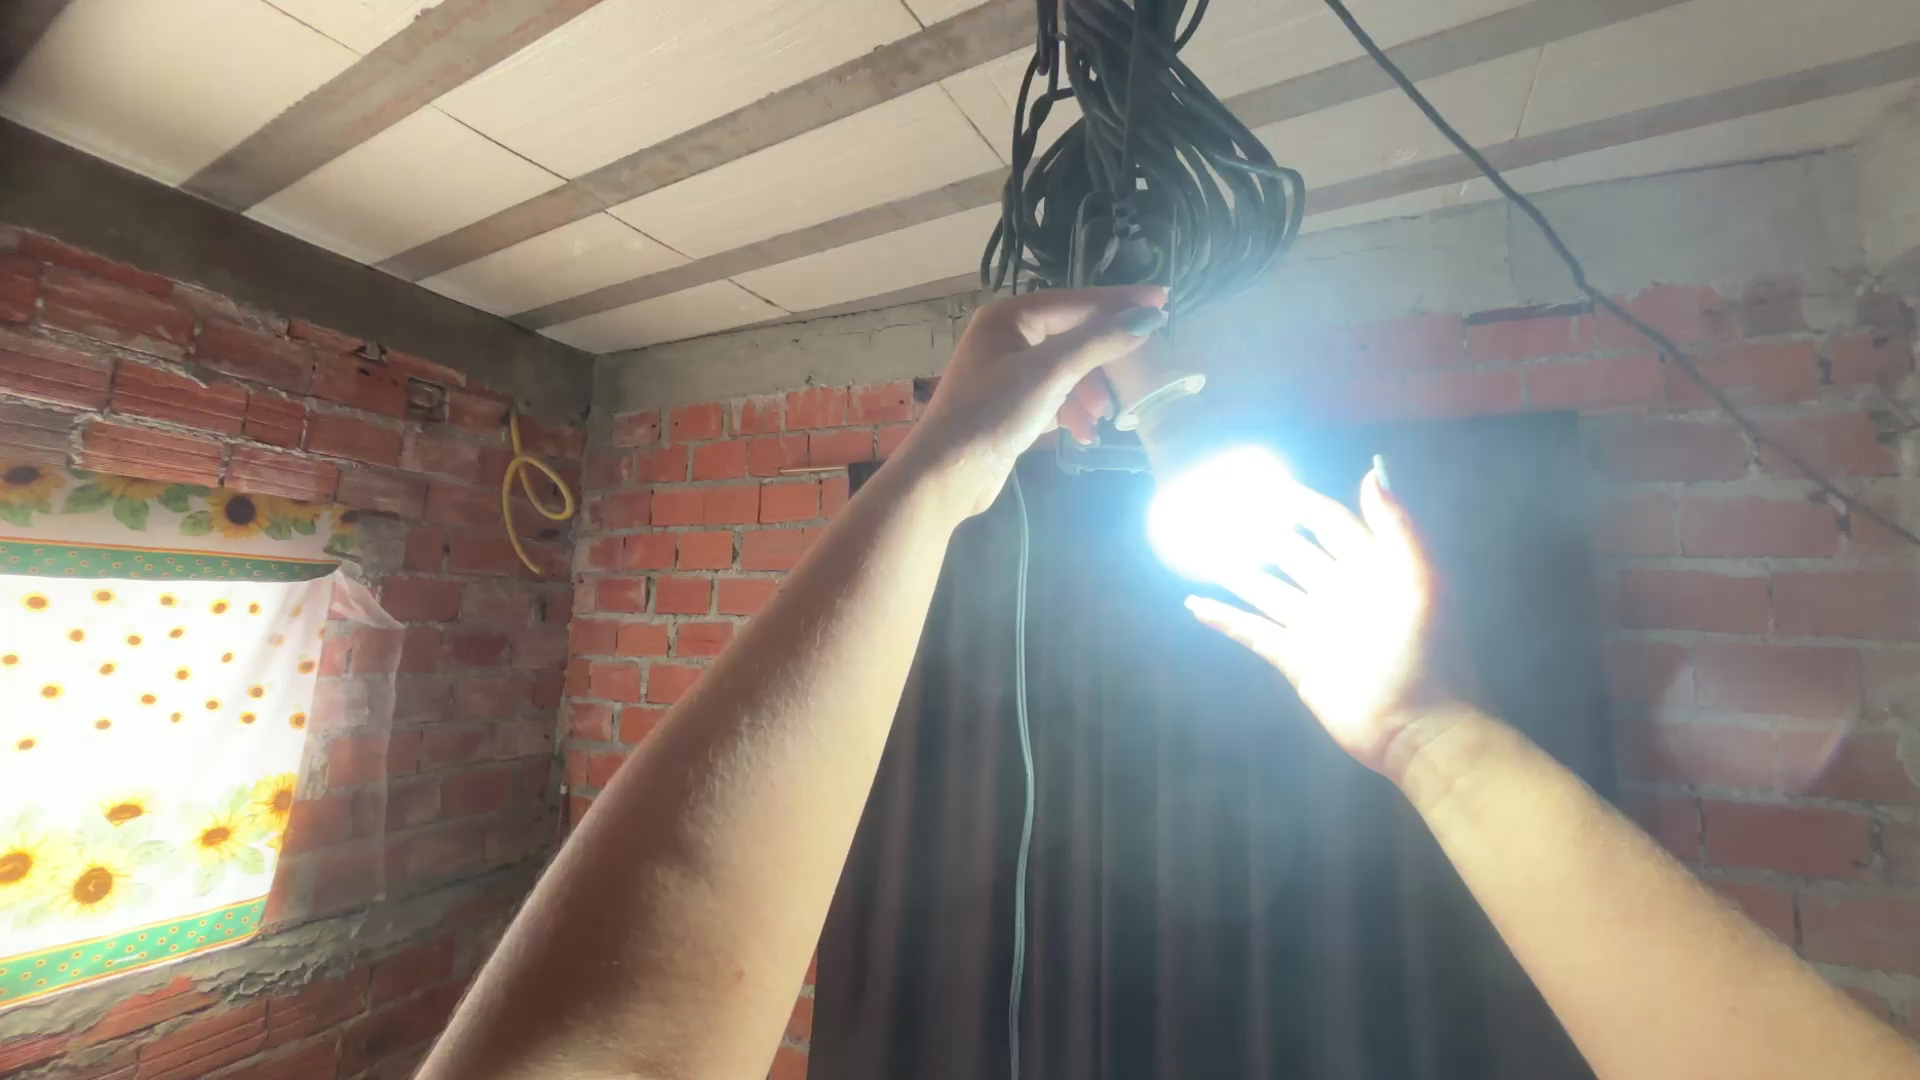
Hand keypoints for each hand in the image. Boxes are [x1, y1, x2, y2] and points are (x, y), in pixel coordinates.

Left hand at [895, 286, 1167, 515]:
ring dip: (1089, 394)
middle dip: (1103, 362)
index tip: (1164, 301)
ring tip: (1103, 417)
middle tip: (1139, 374)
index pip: (1076, 301)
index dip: (1121, 302)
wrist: (948, 473)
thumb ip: (1099, 342)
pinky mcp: (1010, 406)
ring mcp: (1006, 373)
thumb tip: (1148, 318)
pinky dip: (1071, 412)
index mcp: (1008, 316)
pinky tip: (1085, 434)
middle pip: (1073, 337)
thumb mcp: (1051, 373)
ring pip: (1066, 371)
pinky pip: (1053, 398)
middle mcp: (1005, 338)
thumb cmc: (993, 413)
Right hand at [1185, 462, 1479, 778]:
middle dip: (1258, 531)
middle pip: (1289, 553)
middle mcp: (1337, 592)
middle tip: (1218, 510)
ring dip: (1233, 571)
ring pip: (1264, 589)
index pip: (1329, 524)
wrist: (1421, 730)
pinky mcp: (1294, 659)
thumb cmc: (1430, 654)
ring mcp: (1313, 626)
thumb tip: (1370, 473)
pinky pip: (1251, 632)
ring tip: (1199, 551)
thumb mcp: (1423, 582)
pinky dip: (1222, 619)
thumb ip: (1398, 527)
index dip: (1300, 502)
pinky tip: (1195, 605)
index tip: (1266, 484)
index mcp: (1371, 570)